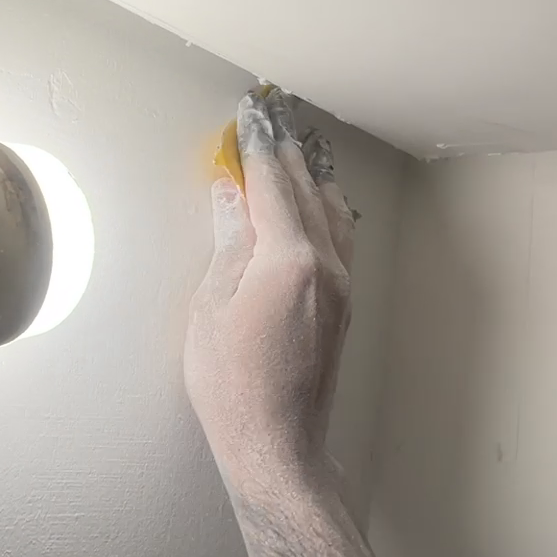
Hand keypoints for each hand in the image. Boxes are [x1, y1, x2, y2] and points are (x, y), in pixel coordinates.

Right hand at [184, 90, 356, 495]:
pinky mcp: (344, 304)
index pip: (271, 186)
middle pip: (305, 191)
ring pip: (332, 210)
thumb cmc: (232, 384)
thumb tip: (230, 193)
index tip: (249, 114)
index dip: (256, 146)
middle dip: (285, 150)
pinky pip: (340, 237)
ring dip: (311, 175)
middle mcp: (326, 265)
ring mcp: (342, 285)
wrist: (277, 443)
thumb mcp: (211, 306)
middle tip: (272, 113)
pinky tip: (320, 202)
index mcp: (289, 260)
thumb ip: (228, 242)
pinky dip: (326, 207)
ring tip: (296, 148)